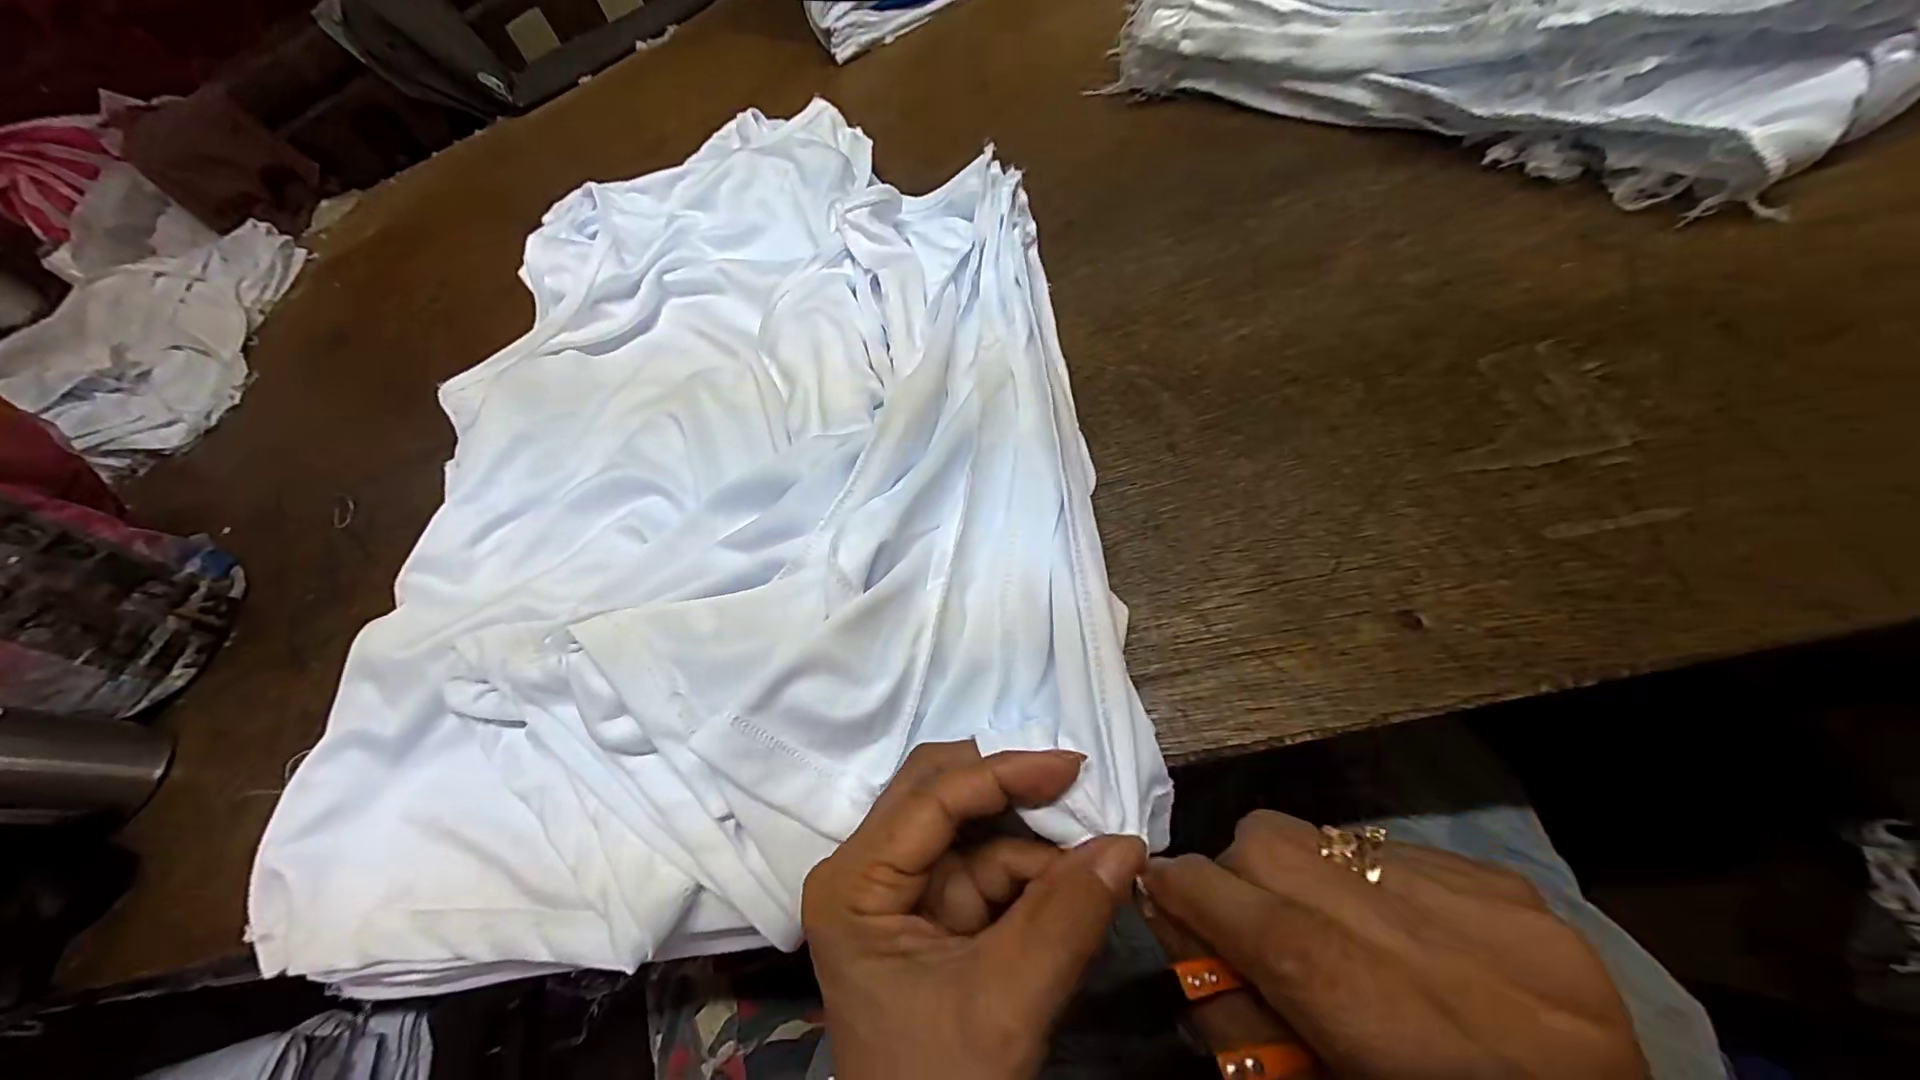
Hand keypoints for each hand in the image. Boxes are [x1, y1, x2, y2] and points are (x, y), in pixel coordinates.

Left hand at [802, 741, 1147, 1079]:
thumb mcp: (1006, 1005)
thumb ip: (1067, 918)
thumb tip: (1128, 844)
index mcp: (855, 883)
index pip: (929, 798)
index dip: (1002, 772)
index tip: (1071, 765)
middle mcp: (867, 869)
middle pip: (938, 793)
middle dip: (1010, 791)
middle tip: (1076, 793)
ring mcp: (899, 887)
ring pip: (970, 827)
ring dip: (1031, 838)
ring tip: (1091, 855)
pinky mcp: (932, 909)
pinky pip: (986, 866)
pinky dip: (1032, 872)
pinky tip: (1072, 888)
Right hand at [1145, 811, 1648, 1079]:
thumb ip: (1239, 1016)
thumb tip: (1169, 916)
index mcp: (1427, 1045)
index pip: (1277, 933)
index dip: (1195, 895)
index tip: (1155, 885)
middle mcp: (1472, 957)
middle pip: (1284, 849)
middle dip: (1235, 874)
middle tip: (1239, 921)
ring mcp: (1504, 908)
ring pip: (1323, 832)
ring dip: (1290, 871)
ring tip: (1316, 926)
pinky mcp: (1516, 886)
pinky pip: (1379, 845)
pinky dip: (1350, 876)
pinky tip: (1382, 928)